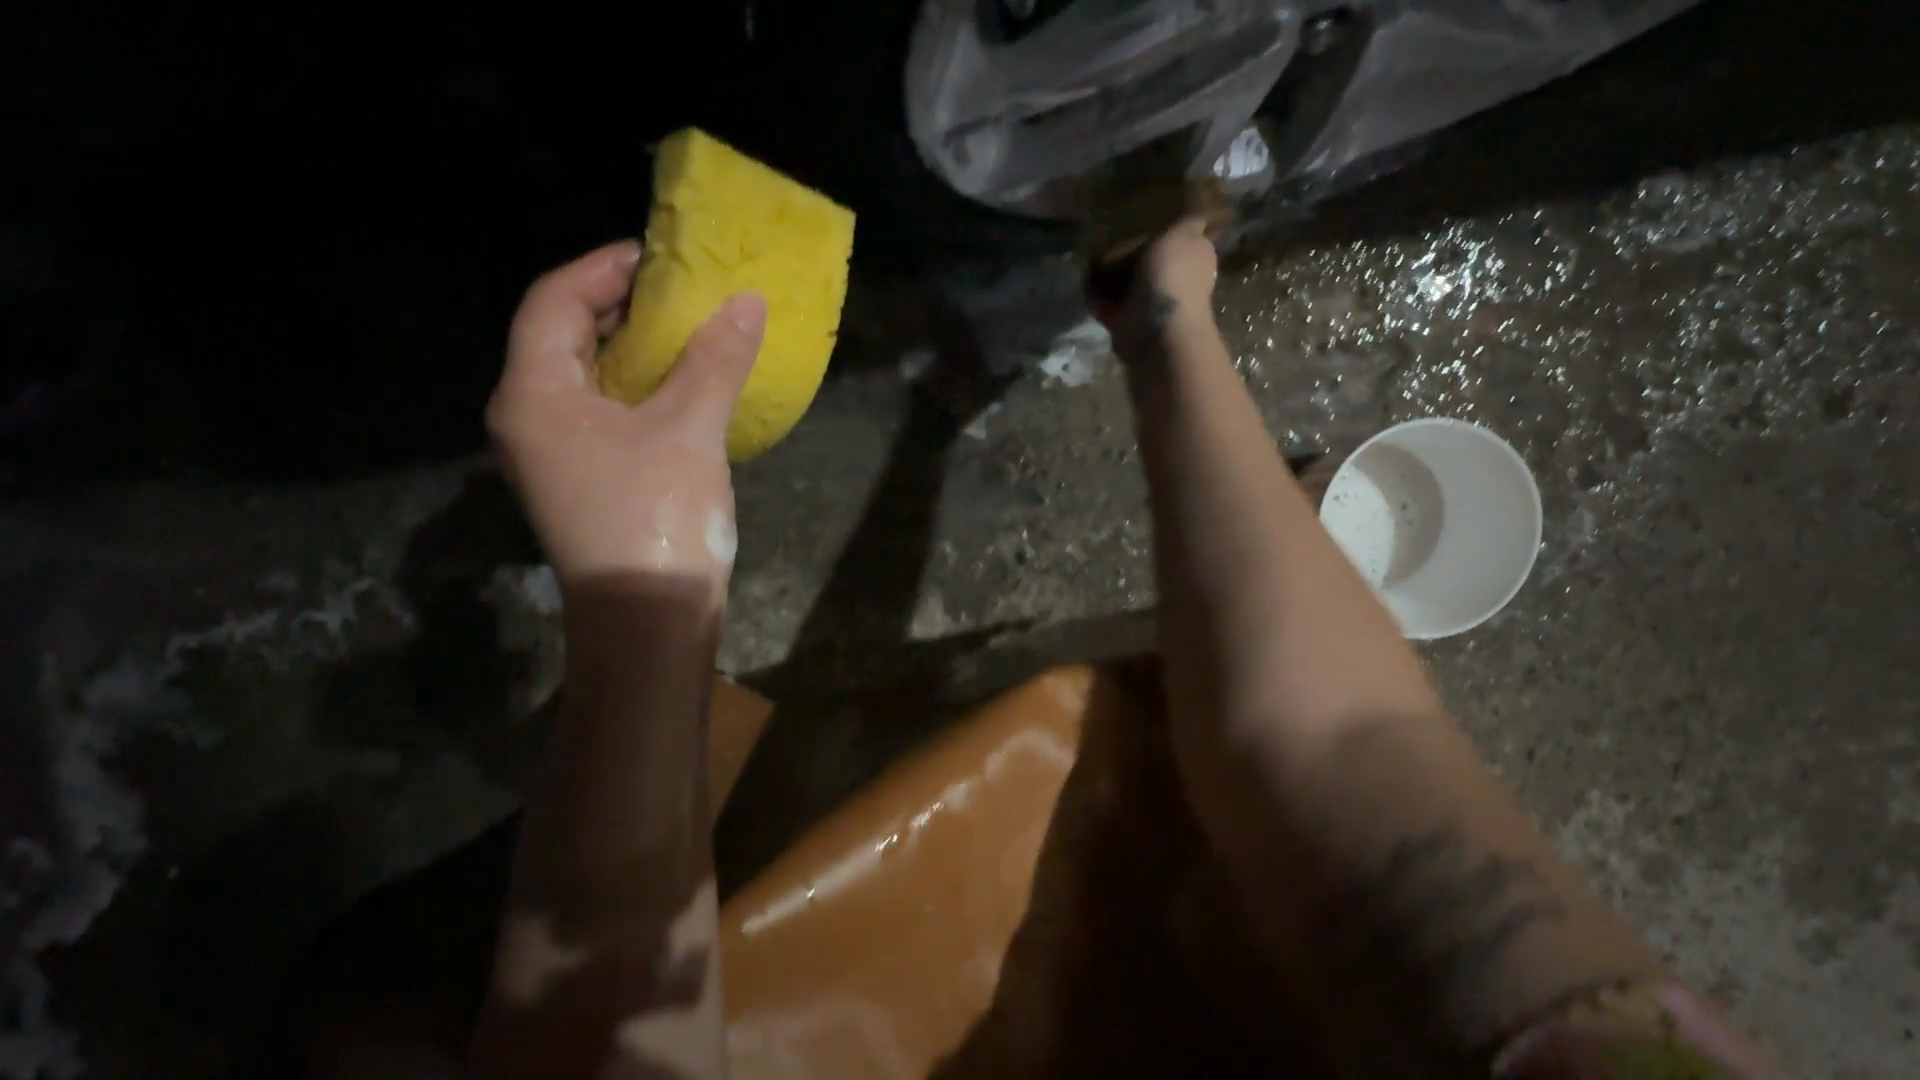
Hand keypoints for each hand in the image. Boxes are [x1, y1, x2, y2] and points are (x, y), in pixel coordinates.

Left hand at [487, 241, 767, 595]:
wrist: (648, 621)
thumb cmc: (657, 518)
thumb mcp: (690, 429)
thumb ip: (715, 359)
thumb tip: (748, 301)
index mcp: (534, 396)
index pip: (553, 303)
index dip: (602, 269)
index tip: (656, 255)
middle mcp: (527, 419)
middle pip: (561, 336)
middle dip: (616, 305)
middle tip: (676, 287)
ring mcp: (551, 455)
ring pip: (581, 377)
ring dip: (629, 347)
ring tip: (685, 327)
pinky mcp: (580, 480)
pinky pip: (598, 411)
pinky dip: (634, 386)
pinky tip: (680, 384)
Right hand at [1097, 216, 1220, 376]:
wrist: (1155, 327)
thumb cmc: (1172, 274)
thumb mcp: (1182, 233)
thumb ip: (1188, 221)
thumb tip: (1199, 212)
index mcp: (1193, 257)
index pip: (1178, 238)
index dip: (1162, 229)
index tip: (1141, 219)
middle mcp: (1175, 280)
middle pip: (1148, 259)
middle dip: (1129, 252)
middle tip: (1110, 238)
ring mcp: (1150, 302)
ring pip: (1127, 282)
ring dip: (1110, 274)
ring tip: (1093, 258)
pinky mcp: (1127, 321)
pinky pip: (1107, 302)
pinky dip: (1096, 295)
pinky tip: (1085, 280)